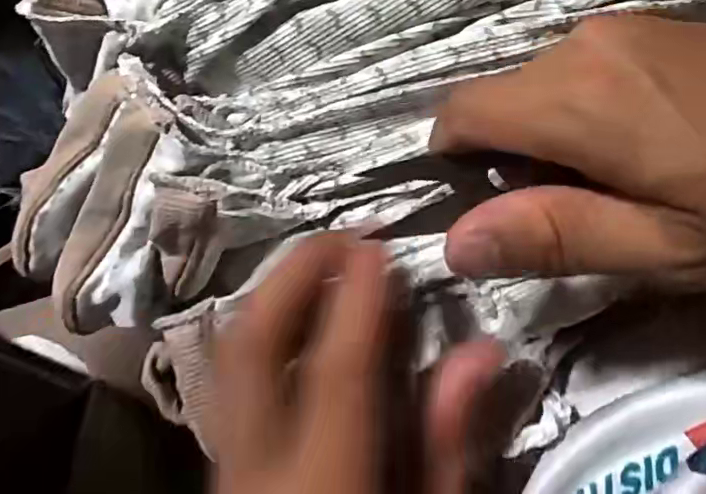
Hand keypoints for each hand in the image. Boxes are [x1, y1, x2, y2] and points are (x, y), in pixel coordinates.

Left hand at [208, 234, 505, 493]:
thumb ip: (452, 449)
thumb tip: (481, 351)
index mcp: (321, 482)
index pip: (335, 366)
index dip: (357, 293)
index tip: (377, 242)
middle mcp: (258, 471)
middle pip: (251, 345)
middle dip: (292, 272)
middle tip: (342, 236)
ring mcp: (227, 473)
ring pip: (231, 356)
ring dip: (277, 294)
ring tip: (326, 263)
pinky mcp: (223, 477)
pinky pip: (237, 382)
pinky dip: (272, 334)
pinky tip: (309, 325)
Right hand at [431, 15, 705, 287]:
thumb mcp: (673, 248)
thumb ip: (557, 234)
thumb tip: (457, 240)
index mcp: (582, 94)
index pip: (462, 111)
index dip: (457, 166)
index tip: (501, 216)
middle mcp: (592, 42)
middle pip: (505, 98)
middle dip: (517, 160)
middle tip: (594, 220)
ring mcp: (633, 26)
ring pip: (548, 83)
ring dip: (561, 139)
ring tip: (638, 190)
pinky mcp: (667, 27)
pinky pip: (593, 68)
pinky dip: (596, 113)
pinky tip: (666, 148)